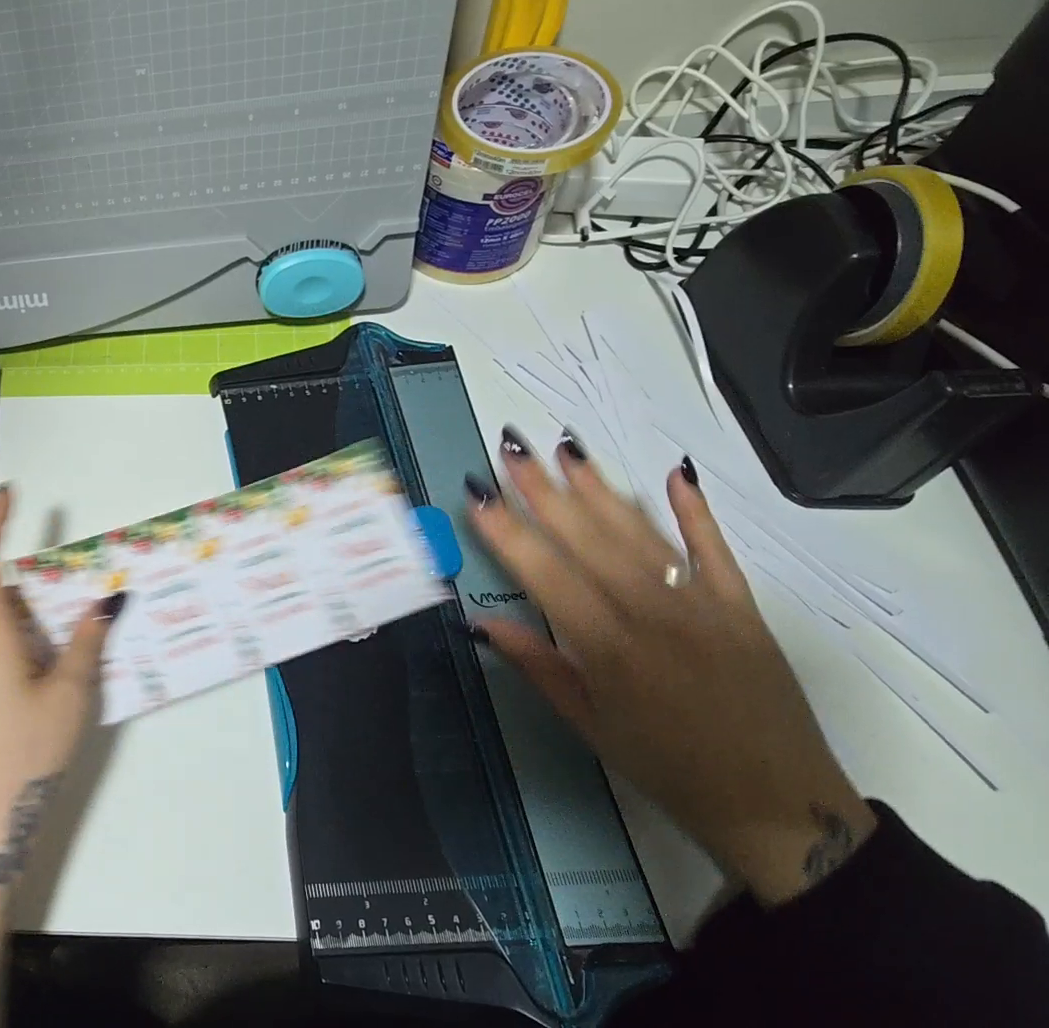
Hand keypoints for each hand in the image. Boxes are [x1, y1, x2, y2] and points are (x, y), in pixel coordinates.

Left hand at [0, 486, 122, 887]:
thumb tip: (105, 602)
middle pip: (0, 602)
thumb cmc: (24, 750)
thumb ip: (85, 644)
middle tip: (78, 612)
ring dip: (32, 633)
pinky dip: (20, 655)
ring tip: (72, 657)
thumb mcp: (68, 695)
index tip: (7, 494)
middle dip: (37, 599)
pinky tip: (48, 689)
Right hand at [465, 429, 875, 906]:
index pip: (544, 574)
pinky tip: (675, 475)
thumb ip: (538, 665)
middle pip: (588, 539)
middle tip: (512, 448)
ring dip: (600, 489)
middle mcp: (652, 613)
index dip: (506, 533)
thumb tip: (481, 622)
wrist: (774, 802)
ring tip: (566, 449)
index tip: (476, 496)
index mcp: (607, 647)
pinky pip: (714, 549)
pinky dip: (695, 511)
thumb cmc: (663, 766)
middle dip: (544, 491)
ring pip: (640, 533)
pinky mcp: (741, 606)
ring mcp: (701, 604)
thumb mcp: (587, 724)